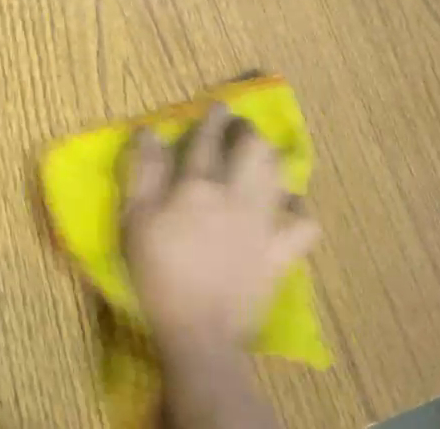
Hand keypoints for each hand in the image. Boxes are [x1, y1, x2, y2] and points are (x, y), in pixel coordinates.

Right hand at [122, 103, 320, 355]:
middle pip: (253, 148)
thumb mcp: (135, 219)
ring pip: (279, 175)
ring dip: (271, 159)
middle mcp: (236, 195)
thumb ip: (144, 171)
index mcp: (198, 185)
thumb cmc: (158, 273)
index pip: (209, 138)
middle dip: (248, 131)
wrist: (198, 332)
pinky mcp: (280, 252)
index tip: (217, 107)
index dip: (213, 118)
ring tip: (261, 157)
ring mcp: (263, 224)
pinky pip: (303, 223)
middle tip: (239, 130)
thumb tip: (150, 131)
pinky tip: (287, 206)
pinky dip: (297, 208)